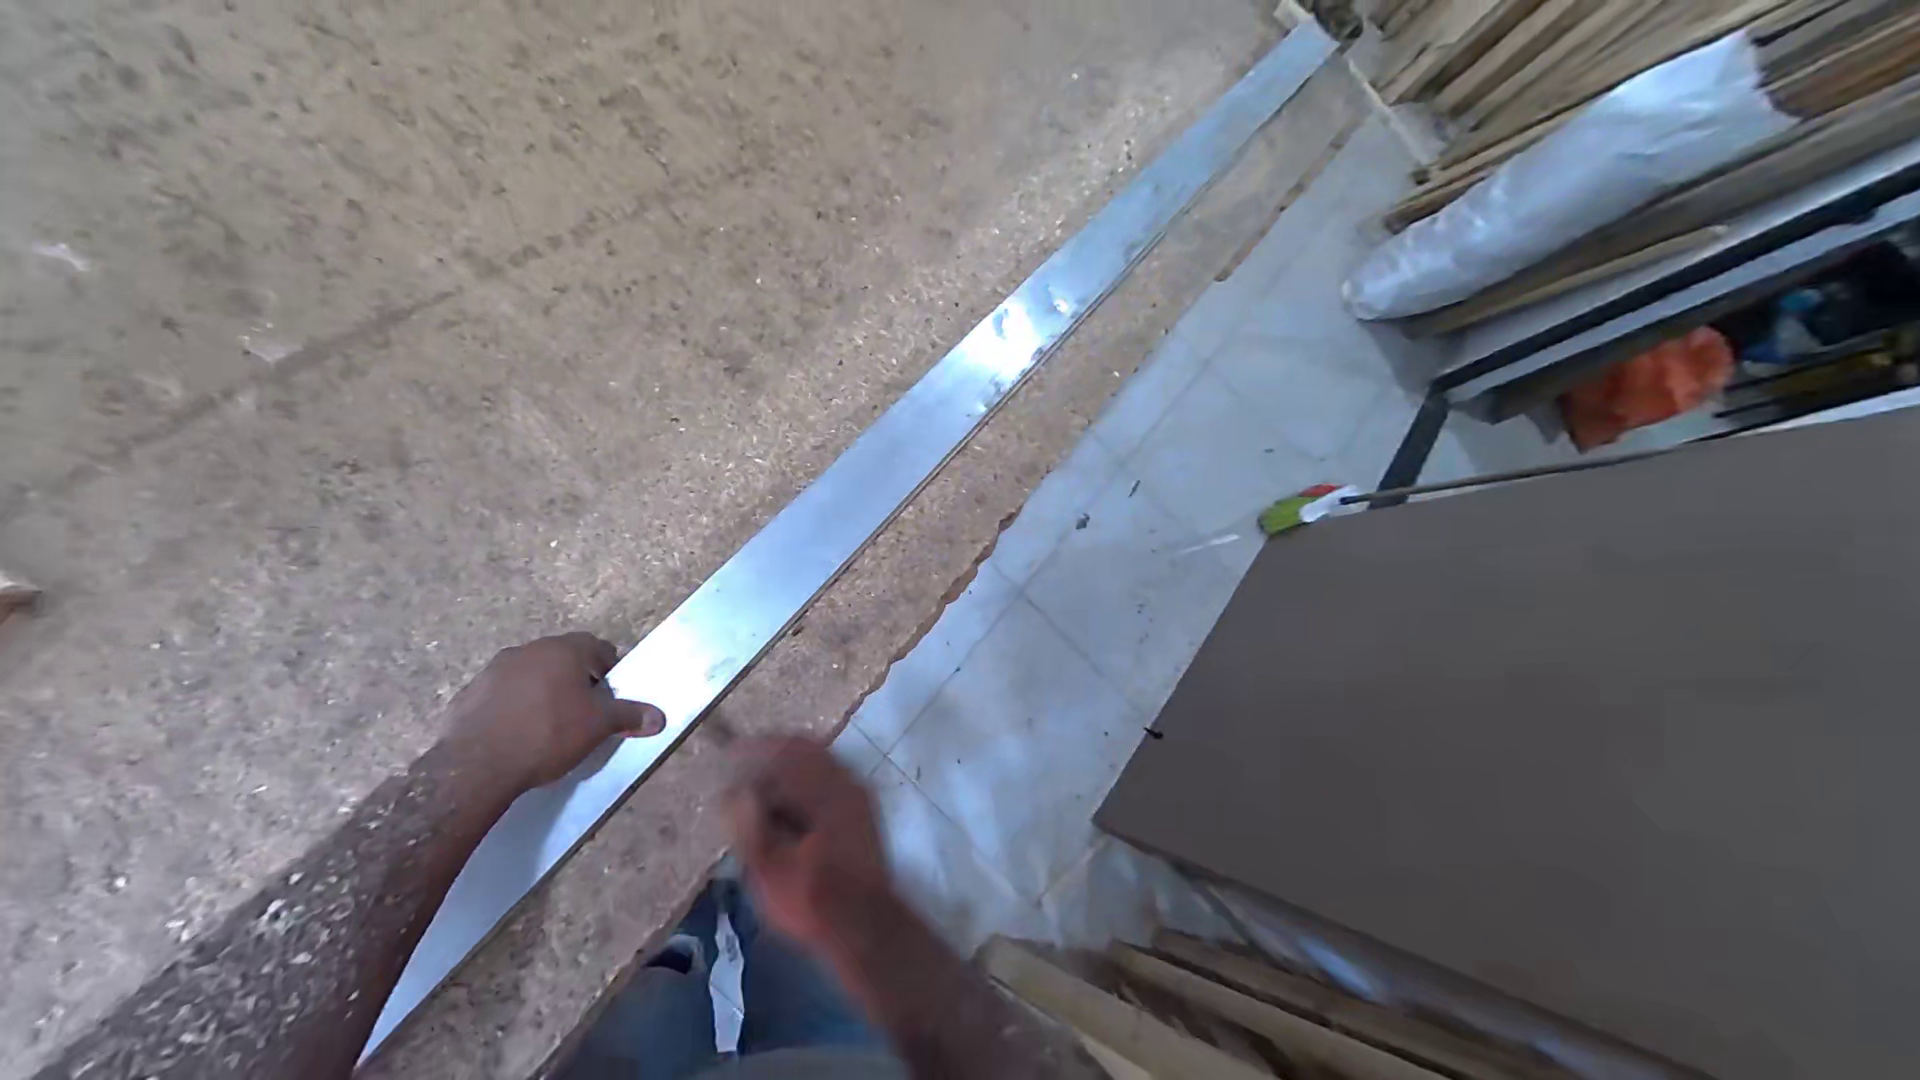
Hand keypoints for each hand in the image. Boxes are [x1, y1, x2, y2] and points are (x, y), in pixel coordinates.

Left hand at [442, 632, 666, 793]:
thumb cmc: (548, 734)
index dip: (608, 669)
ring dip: (543, 690)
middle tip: (584, 709)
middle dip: (575, 678)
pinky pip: (501, 694)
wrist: (475, 767)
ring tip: (549, 723)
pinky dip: (513, 705)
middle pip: (562, 658)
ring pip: (530, 674)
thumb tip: (660, 717)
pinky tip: (516, 732)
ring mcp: (493, 670)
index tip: (609, 694)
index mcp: (563, 650)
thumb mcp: (598, 726)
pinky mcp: (468, 694)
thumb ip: (629, 716)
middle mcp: (528, 650)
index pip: (597, 647)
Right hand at [726, 736, 894, 950]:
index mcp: (825, 786)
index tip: (730, 752)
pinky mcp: (863, 814)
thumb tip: (733, 791)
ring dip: (788, 774)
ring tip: (759, 796)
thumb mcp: (768, 866)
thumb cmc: (814, 897)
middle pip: (806, 752)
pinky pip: (830, 784)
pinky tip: (787, 812)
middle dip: (772, 759)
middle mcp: (847, 781)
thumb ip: (748, 823)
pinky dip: (805, 788)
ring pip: (818, 767)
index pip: (788, 747)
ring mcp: (859, 796)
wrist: (866, 926)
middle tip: (742, 774)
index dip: (756, 746)